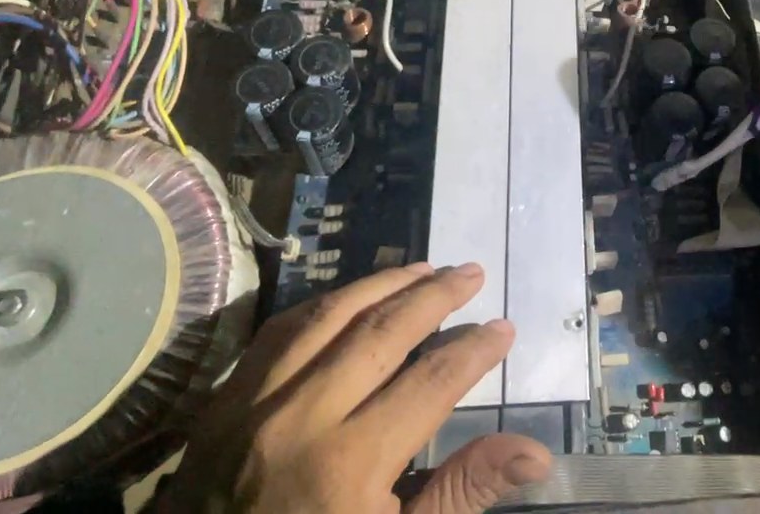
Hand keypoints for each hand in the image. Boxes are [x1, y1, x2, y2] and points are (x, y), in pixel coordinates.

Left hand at [157, 263, 550, 513]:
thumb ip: (461, 491)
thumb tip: (536, 453)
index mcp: (349, 468)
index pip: (431, 381)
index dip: (474, 350)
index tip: (503, 328)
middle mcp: (301, 419)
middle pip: (383, 331)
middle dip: (436, 296)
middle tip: (472, 273)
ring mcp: (254, 403)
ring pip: (331, 314)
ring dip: (384, 283)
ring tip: (425, 268)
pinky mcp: (223, 399)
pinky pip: (282, 328)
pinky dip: (327, 303)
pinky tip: (356, 295)